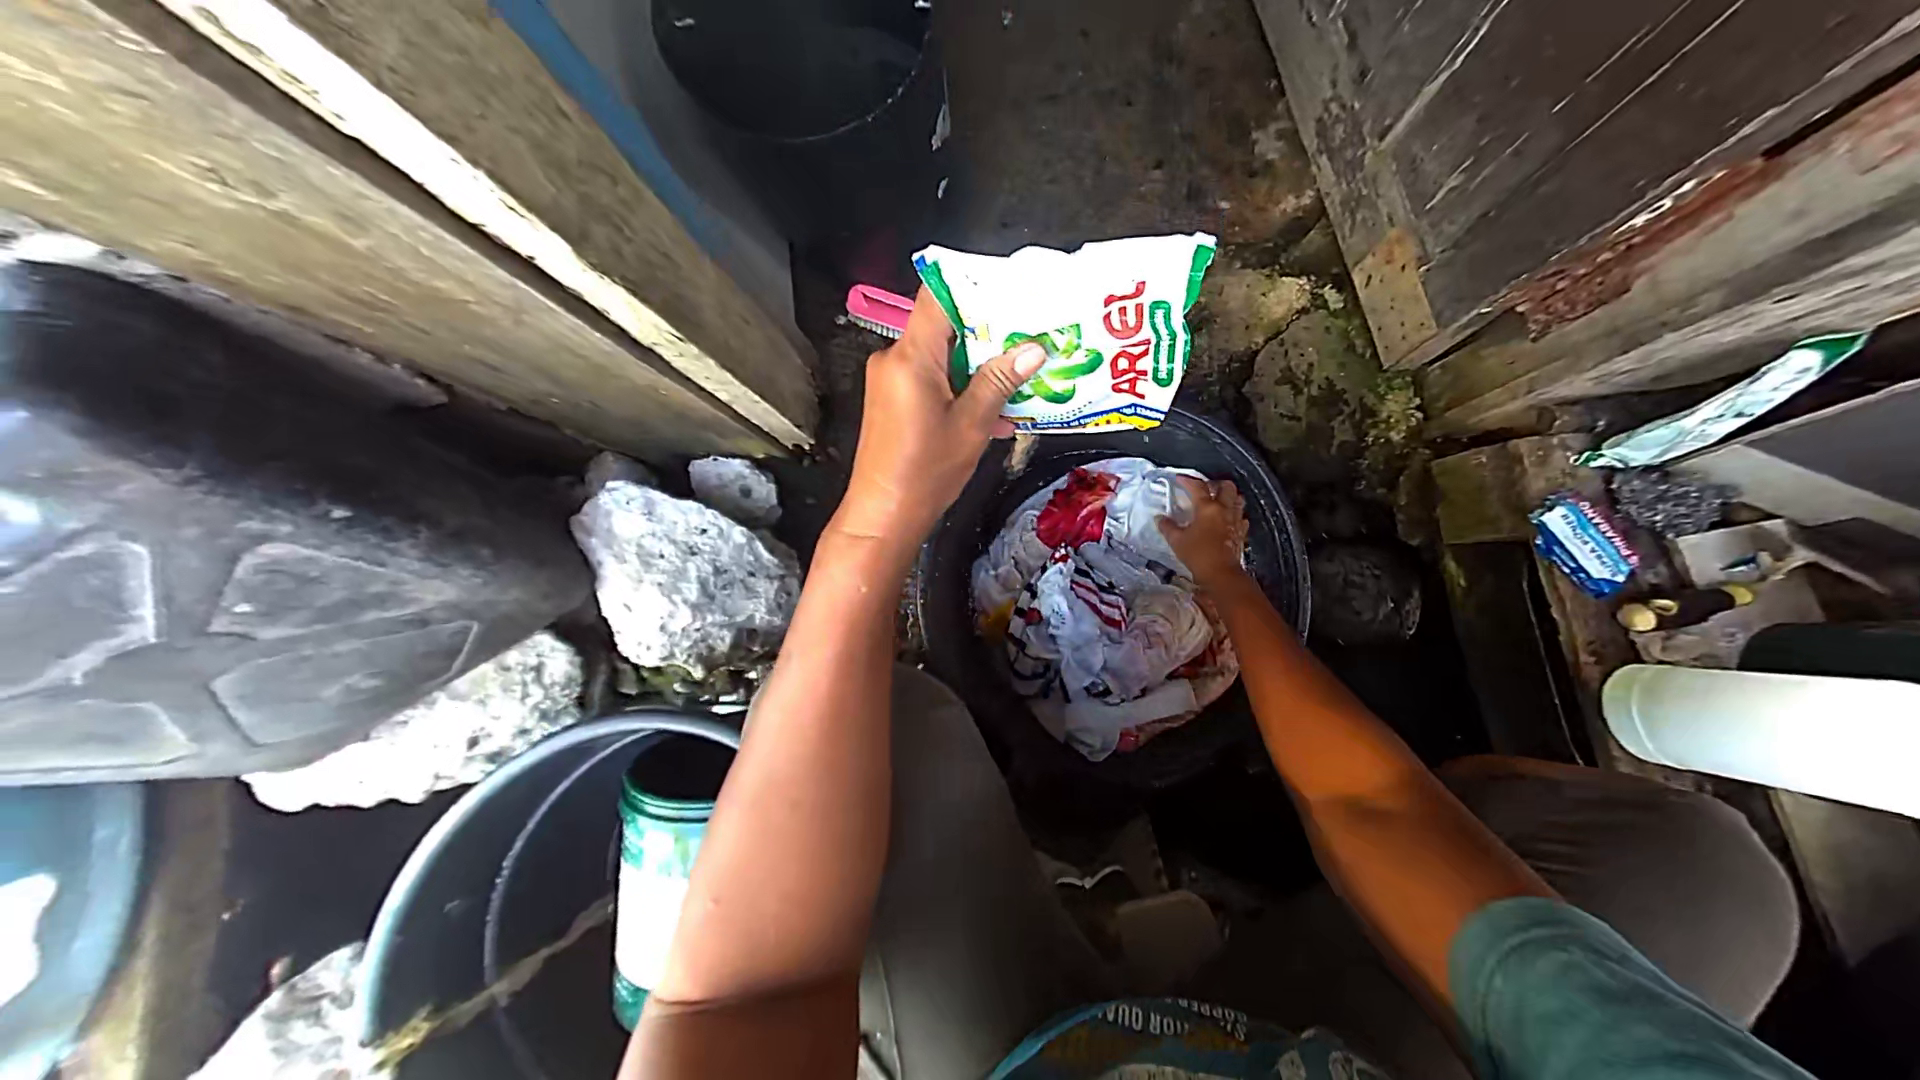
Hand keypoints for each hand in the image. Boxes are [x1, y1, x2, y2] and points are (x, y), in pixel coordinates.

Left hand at [831, 287, 1046, 555]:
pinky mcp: (891, 401)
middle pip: (943, 327)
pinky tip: (990, 410)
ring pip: (940, 357)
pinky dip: (958, 388)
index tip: (1010, 292)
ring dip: (977, 368)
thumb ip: (1000, 381)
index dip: (972, 288)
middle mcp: (893, 360)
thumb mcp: (972, 425)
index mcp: (911, 357)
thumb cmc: (924, 473)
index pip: (938, 297)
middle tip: (1027, 340)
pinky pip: (929, 380)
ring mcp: (889, 381)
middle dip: (986, 334)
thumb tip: (1032, 349)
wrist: (883, 515)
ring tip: (1017, 381)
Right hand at [1158, 476, 1250, 590]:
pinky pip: (1241, 516)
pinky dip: (1235, 514)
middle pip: (1226, 487)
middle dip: (1215, 483)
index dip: (1188, 480)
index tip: (1180, 479)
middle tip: (1205, 487)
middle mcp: (1224, 509)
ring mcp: (1235, 520)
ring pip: (1237, 499)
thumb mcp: (1177, 540)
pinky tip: (1228, 518)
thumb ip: (1168, 527)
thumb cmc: (1198, 554)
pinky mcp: (1241, 532)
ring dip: (1229, 496)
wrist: (1220, 573)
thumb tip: (1160, 518)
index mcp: (1207, 508)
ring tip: (1219, 500)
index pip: (1198, 487)